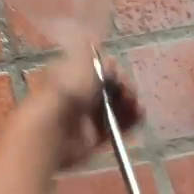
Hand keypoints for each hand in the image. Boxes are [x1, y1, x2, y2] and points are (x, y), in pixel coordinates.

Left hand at [33, 42, 143, 169]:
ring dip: (130, 103)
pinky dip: (129, 121)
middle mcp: (77, 92)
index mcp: (69, 70)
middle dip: (124, 86)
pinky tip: (139, 115)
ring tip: (137, 105)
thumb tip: (110, 60)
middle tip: (130, 91)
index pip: (96, 67)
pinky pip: (116, 126)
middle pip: (108, 87)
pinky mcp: (94, 136)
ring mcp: (85, 115)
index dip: (112, 69)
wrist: (55, 128)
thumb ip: (97, 57)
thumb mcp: (81, 61)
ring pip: (114, 106)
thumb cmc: (67, 89)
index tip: (119, 72)